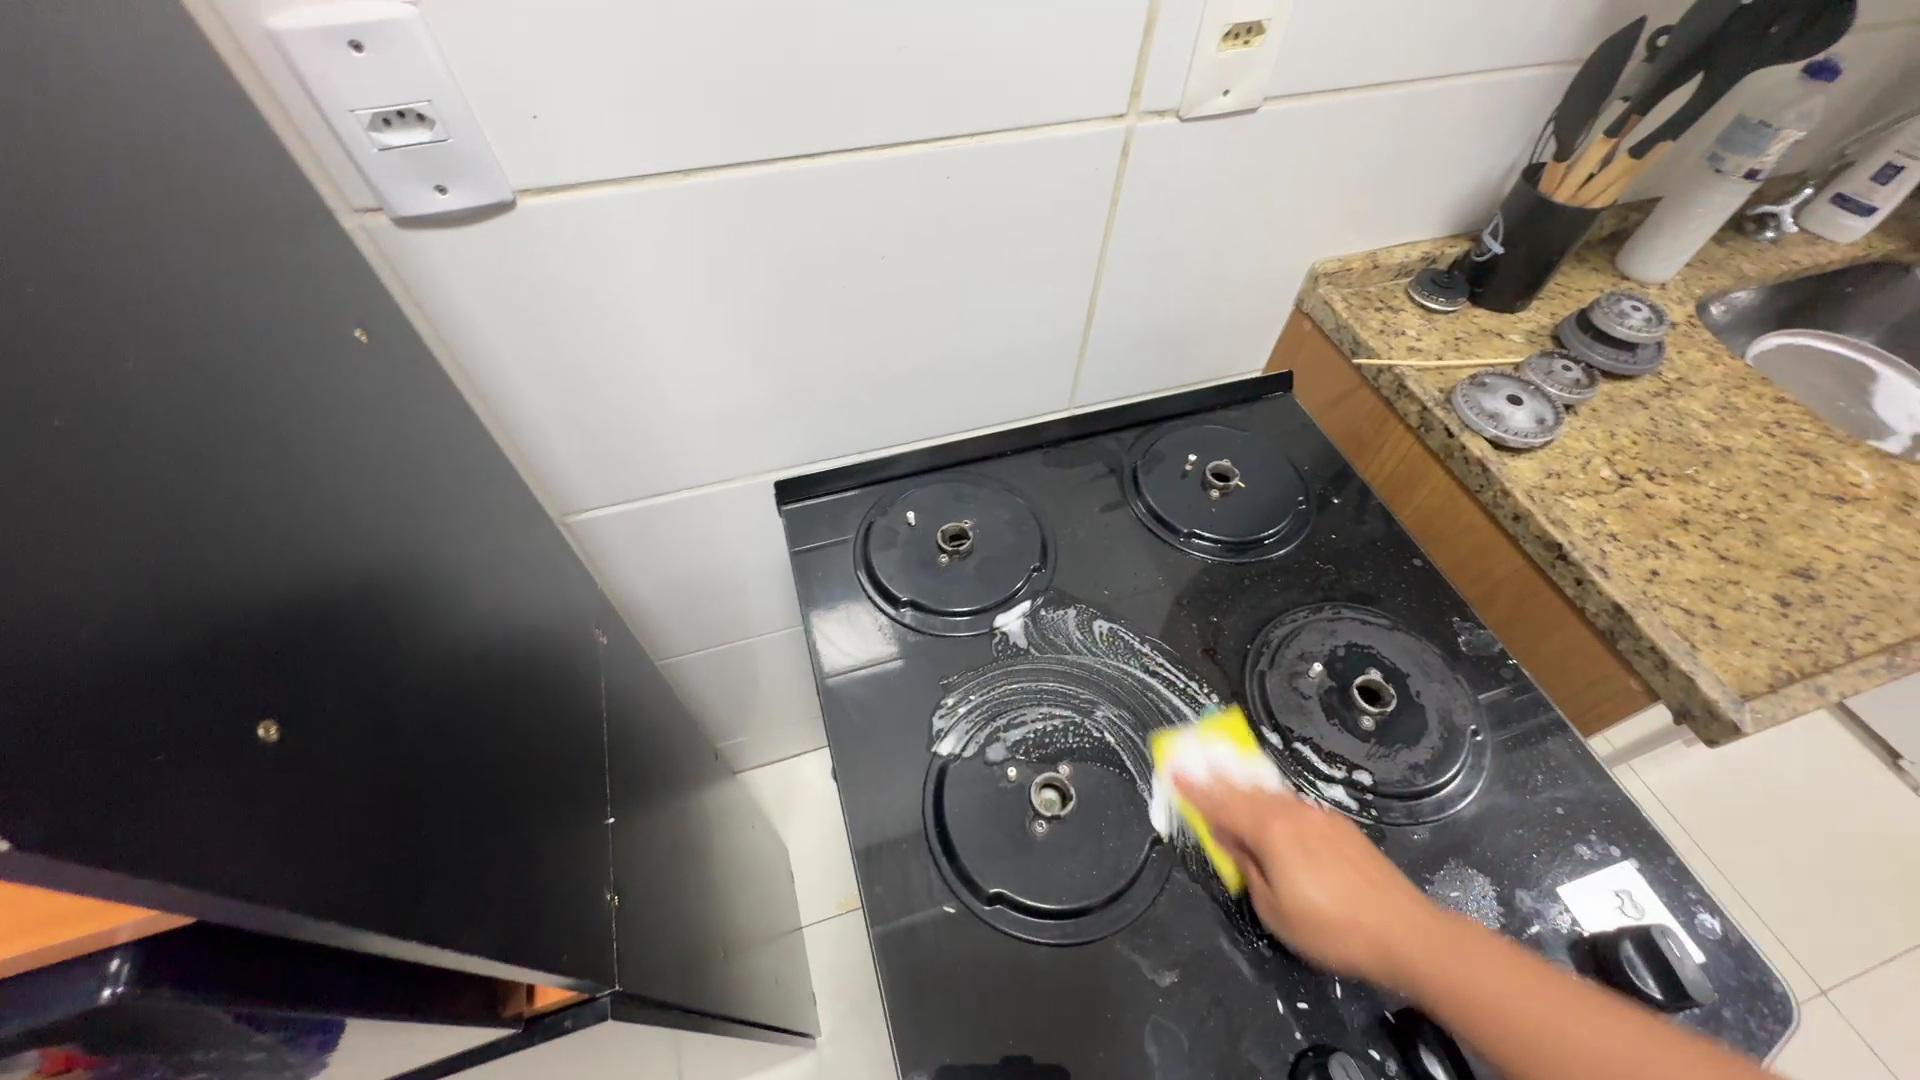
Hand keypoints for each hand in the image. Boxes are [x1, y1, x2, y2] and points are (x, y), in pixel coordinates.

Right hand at [1173, 772, 1446, 987]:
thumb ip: (1247, 867)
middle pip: (1246, 790)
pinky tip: (1270, 808)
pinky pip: (1292, 805)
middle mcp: (1292, 813)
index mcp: (1269, 830)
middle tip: (1195, 764)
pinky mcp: (1339, 827)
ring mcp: (1319, 816)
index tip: (1174, 771)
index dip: (1195, 790)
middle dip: (1218, 779)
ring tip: (1227, 781)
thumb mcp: (1274, 908)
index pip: (1221, 804)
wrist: (1404, 931)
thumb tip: (1231, 840)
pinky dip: (1272, 801)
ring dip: (1245, 788)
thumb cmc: (1330, 928)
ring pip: (1271, 795)